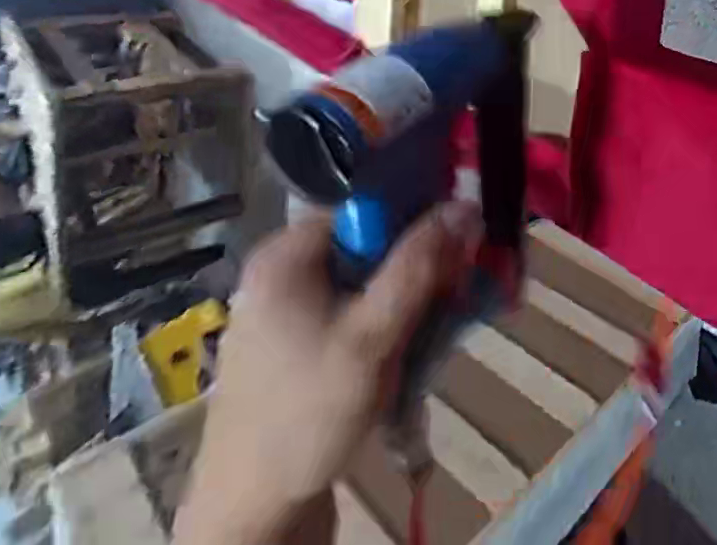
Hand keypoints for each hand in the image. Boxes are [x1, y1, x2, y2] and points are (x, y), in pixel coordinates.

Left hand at [173, 201, 480, 544]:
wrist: (252, 518)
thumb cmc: (307, 415)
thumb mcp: (371, 335)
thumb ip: (418, 265)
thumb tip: (464, 204)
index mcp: (286, 256)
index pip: (367, 205)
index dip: (418, 213)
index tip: (462, 234)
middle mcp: (285, 271)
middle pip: (372, 241)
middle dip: (422, 258)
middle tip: (463, 279)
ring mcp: (292, 309)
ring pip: (371, 277)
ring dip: (414, 290)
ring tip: (451, 310)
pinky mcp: (303, 341)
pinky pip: (360, 307)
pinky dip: (394, 315)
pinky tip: (421, 337)